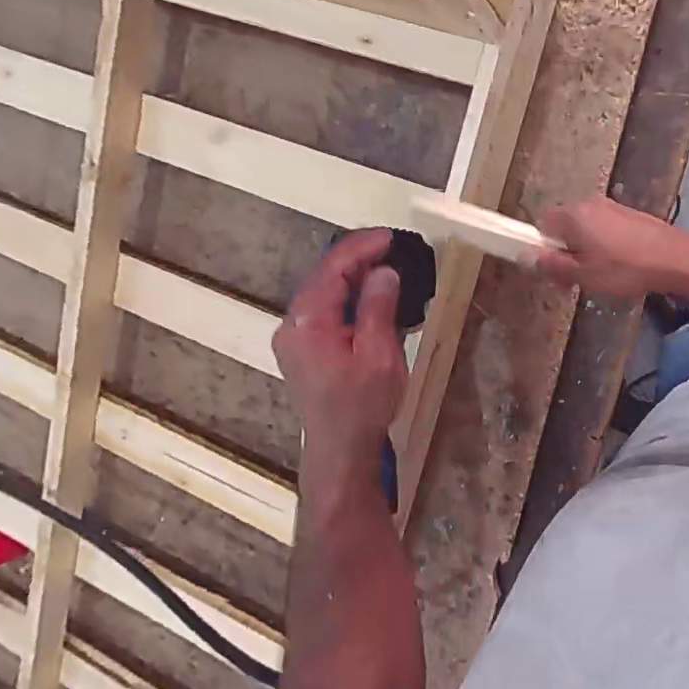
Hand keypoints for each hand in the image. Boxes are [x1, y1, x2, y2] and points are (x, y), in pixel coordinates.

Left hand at [274, 230, 406, 466]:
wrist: (341, 451)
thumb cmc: (362, 406)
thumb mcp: (378, 355)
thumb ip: (379, 308)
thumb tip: (383, 271)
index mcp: (307, 321)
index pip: (332, 269)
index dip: (362, 248)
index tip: (391, 238)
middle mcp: (293, 324)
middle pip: (325, 278)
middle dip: (359, 261)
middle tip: (395, 252)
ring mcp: (296, 338)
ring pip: (326, 294)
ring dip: (356, 281)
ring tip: (390, 271)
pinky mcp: (304, 351)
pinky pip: (327, 313)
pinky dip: (351, 302)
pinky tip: (375, 301)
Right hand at [535, 197, 688, 297]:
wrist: (674, 259)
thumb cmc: (624, 268)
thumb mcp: (582, 275)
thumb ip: (552, 265)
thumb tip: (531, 257)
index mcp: (573, 215)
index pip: (542, 223)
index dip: (543, 247)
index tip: (551, 268)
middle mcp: (590, 204)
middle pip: (565, 226)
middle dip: (565, 250)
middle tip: (574, 278)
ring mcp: (613, 208)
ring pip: (586, 229)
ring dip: (586, 250)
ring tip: (599, 275)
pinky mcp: (631, 216)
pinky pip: (606, 230)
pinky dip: (605, 246)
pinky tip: (619, 267)